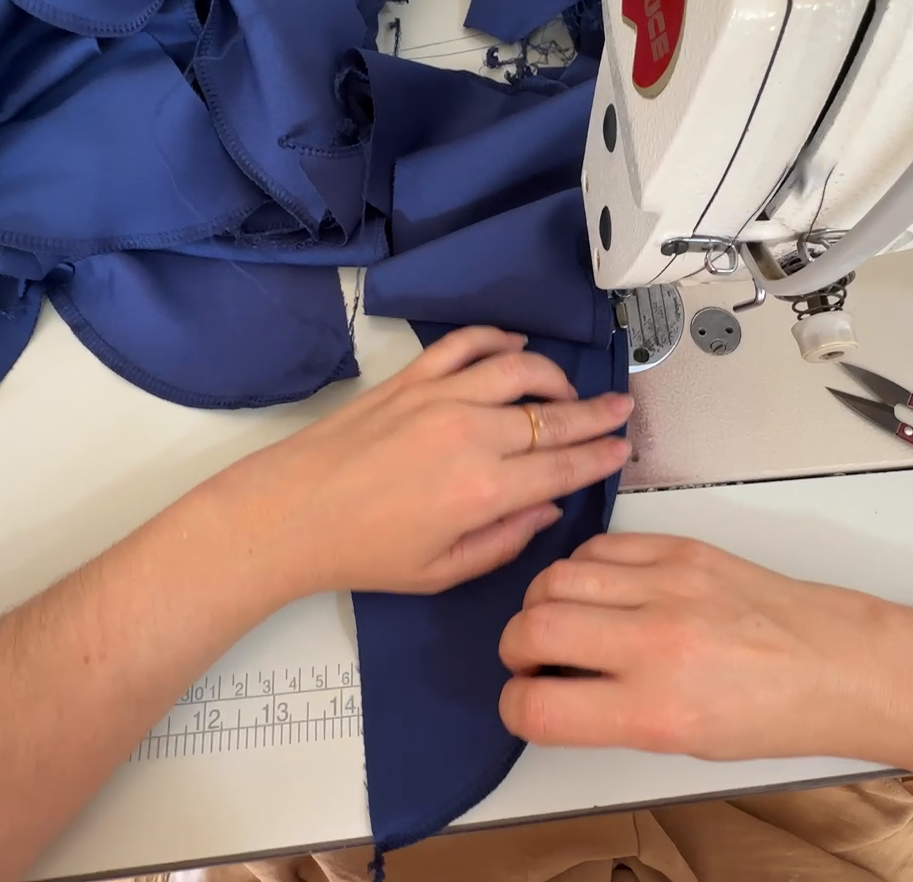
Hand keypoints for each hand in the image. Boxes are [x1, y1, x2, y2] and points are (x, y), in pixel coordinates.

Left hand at [189, 326, 631, 598]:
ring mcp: (441, 397)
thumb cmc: (364, 553)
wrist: (289, 514)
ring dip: (554, 375)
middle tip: (621, 406)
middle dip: (596, 412)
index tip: (622, 447)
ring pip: (519, 370)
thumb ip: (506, 541)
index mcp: (484, 491)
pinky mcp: (411, 378)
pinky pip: (465, 345)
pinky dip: (496, 339)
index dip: (600, 456)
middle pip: (553, 416)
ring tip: (568, 388)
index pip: (563, 466)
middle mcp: (472, 435)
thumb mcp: (443, 572)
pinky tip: (515, 346)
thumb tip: (550, 508)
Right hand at [497, 534, 912, 761]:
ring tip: (562, 618)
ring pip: (557, 576)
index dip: (514, 705)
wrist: (836, 661)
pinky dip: (582, 568)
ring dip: (542, 602)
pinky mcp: (679, 546)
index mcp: (657, 710)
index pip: (539, 705)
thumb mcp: (683, 741)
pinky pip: (600, 546)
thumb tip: (552, 685)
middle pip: (533, 627)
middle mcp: (654, 641)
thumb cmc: (769, 716)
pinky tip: (598, 587)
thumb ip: (609, 713)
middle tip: (531, 657)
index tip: (524, 699)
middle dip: (514, 647)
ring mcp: (667, 583)